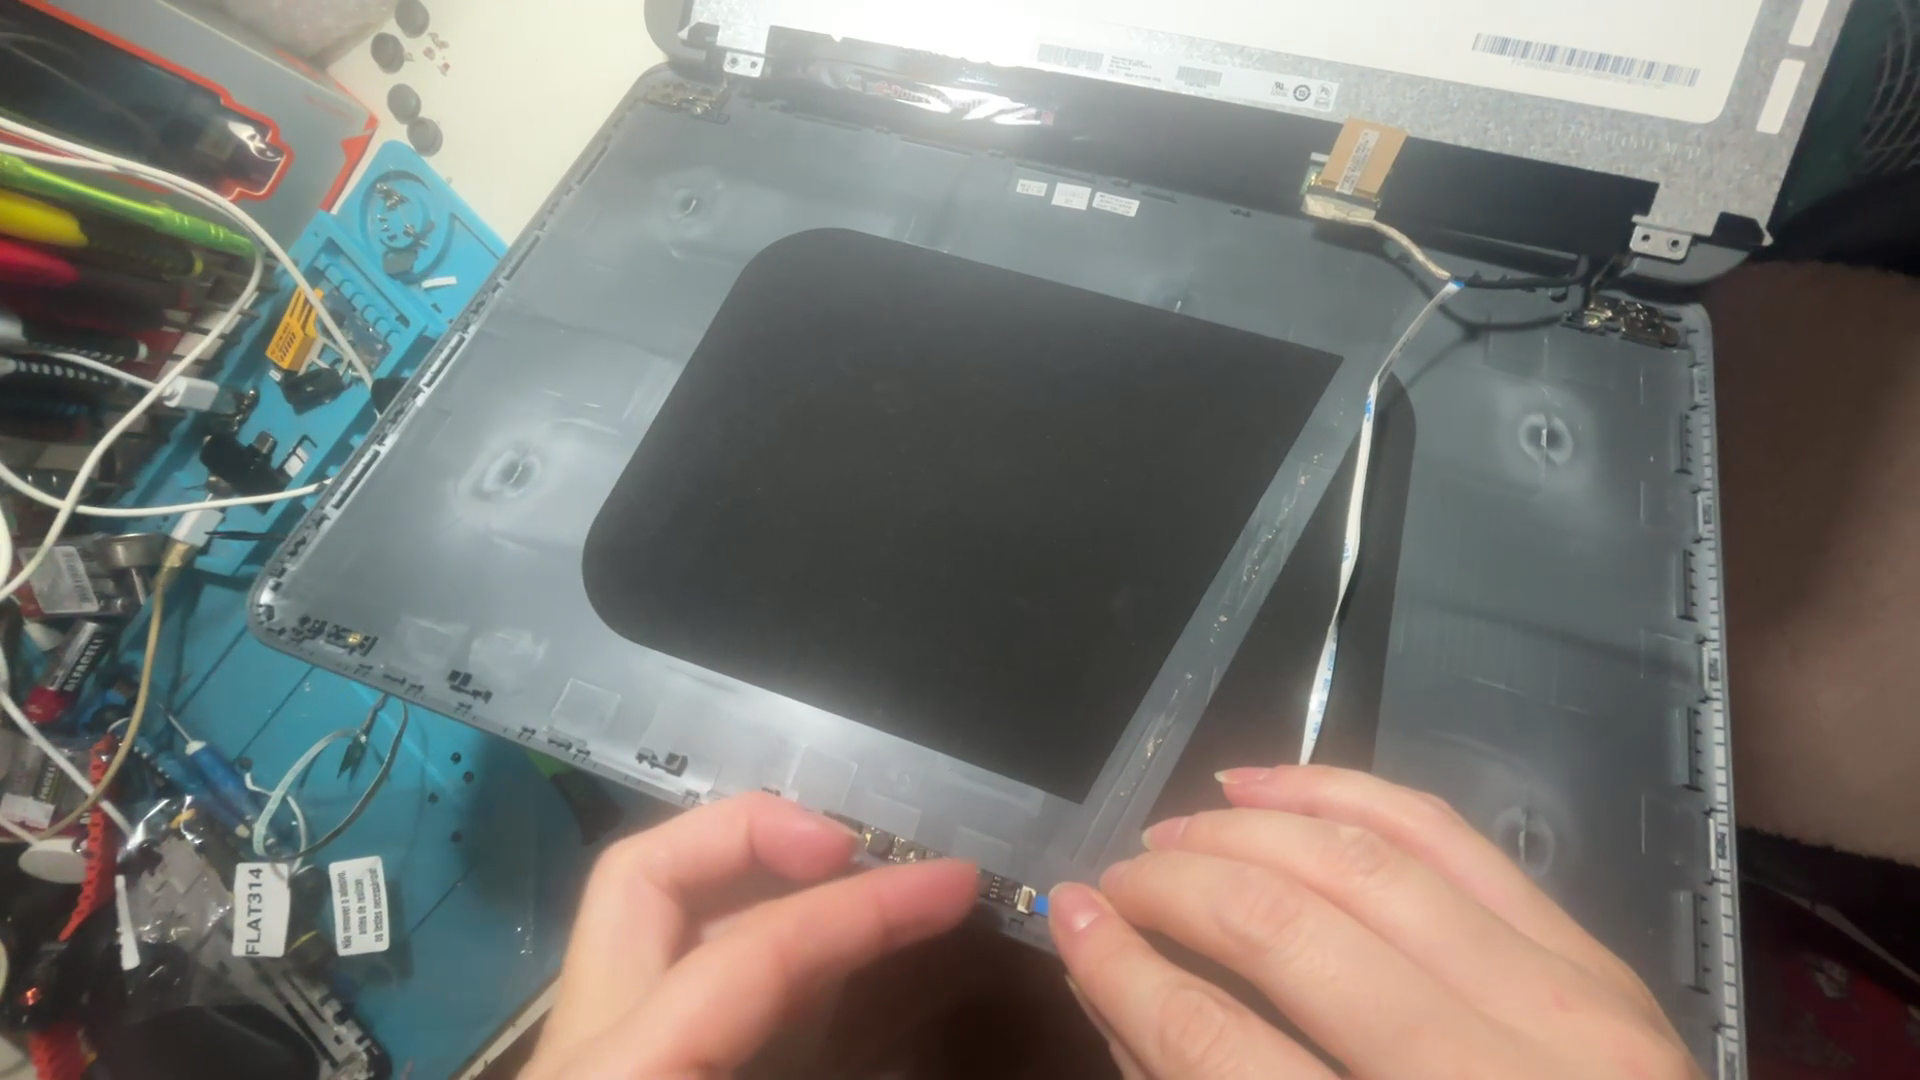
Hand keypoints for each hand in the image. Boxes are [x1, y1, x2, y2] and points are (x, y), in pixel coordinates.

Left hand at [526, 793, 977, 1078]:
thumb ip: (837, 1061)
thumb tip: (921, 1035)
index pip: (746, 955)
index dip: (864, 910)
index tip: (953, 883)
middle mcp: (581, 1056)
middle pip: (642, 876)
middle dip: (755, 832)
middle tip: (850, 847)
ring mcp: (588, 1060)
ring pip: (651, 909)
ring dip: (748, 868)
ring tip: (838, 872)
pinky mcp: (617, 1072)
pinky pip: (674, 967)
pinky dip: (743, 928)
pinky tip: (810, 954)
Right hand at [1050, 766, 1700, 1079]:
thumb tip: (1104, 974)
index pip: (1215, 1045)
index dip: (1121, 970)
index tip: (1068, 916)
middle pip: (1284, 931)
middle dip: (1170, 890)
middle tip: (1116, 882)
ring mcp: (1570, 1012)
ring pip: (1354, 860)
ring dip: (1235, 832)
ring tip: (1168, 832)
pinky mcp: (1593, 960)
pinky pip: (1437, 830)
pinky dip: (1332, 789)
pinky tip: (1252, 784)